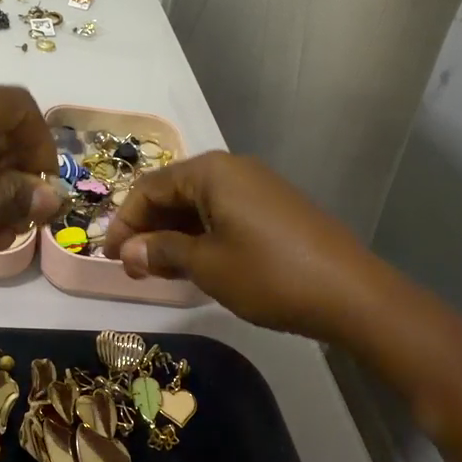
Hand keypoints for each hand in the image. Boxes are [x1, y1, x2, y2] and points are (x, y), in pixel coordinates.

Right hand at [101, 152, 379, 336]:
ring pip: (199, 204)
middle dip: (148, 227)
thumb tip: (127, 252)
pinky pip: (224, 212)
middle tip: (131, 266)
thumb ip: (163, 252)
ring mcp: (257, 186)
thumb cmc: (269, 274)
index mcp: (210, 171)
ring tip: (159, 270)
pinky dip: (202, 234)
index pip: (150, 187)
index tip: (108, 256)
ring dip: (174, 233)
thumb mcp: (208, 266)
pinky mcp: (276, 207)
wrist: (353, 293)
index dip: (124, 221)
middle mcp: (232, 168)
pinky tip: (198, 264)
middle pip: (174, 191)